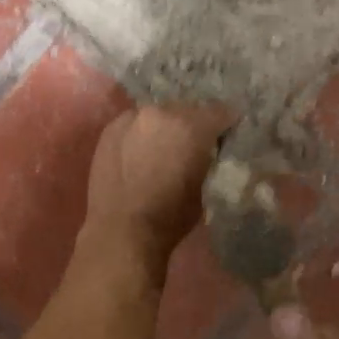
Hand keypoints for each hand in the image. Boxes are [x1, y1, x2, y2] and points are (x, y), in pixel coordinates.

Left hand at [80, 104, 235, 270]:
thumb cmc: (170, 216)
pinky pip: (135, 122)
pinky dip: (142, 132)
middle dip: (194, 124)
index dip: (227, 123)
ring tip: (166, 147)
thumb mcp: (205, 187)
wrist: (120, 230)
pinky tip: (141, 151)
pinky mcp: (111, 127)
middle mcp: (161, 112)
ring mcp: (132, 116)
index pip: (220, 111)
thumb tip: (209, 149)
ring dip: (166, 126)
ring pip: (159, 114)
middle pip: (187, 109)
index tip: (227, 135)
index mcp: (191, 126)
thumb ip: (209, 157)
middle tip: (195, 144)